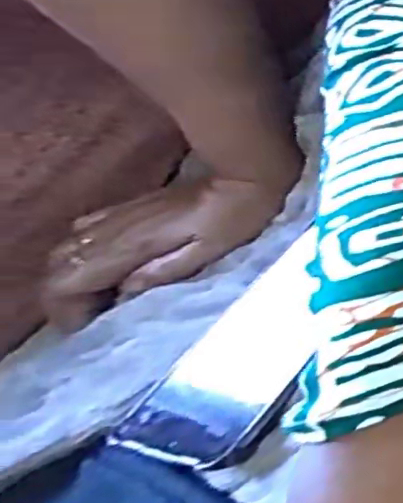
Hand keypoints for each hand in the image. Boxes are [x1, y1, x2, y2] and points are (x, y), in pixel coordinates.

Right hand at [41, 171, 294, 330]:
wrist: (246, 176)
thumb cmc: (239, 215)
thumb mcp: (213, 249)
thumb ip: (167, 271)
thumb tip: (125, 291)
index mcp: (128, 245)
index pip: (65, 286)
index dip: (70, 311)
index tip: (90, 326)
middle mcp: (107, 231)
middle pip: (57, 272)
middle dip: (68, 299)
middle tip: (98, 314)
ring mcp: (112, 217)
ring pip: (64, 256)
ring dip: (74, 279)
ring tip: (104, 296)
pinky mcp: (124, 209)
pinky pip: (82, 238)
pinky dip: (84, 258)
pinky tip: (110, 267)